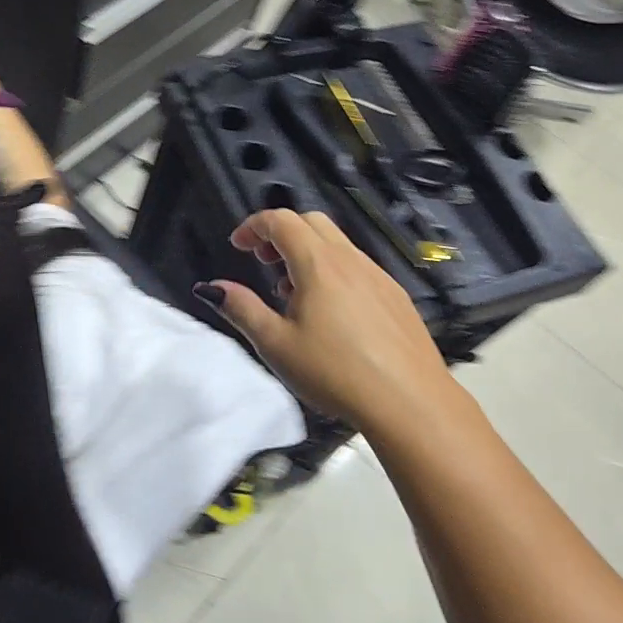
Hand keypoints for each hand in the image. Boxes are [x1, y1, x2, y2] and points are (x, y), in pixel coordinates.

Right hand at [195, 210, 458, 433]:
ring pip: (337, 244)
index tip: (238, 245)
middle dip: (281, 233)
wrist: (410, 402)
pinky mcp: (396, 297)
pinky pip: (357, 266)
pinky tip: (330, 314)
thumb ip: (241, 309)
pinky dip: (333, 271)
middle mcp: (350, 260)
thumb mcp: (276, 344)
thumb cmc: (334, 372)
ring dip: (307, 252)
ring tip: (292, 293)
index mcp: (318, 264)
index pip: (281, 221)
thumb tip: (211, 287)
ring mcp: (378, 276)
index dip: (254, 226)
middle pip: (312, 222)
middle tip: (262, 262)